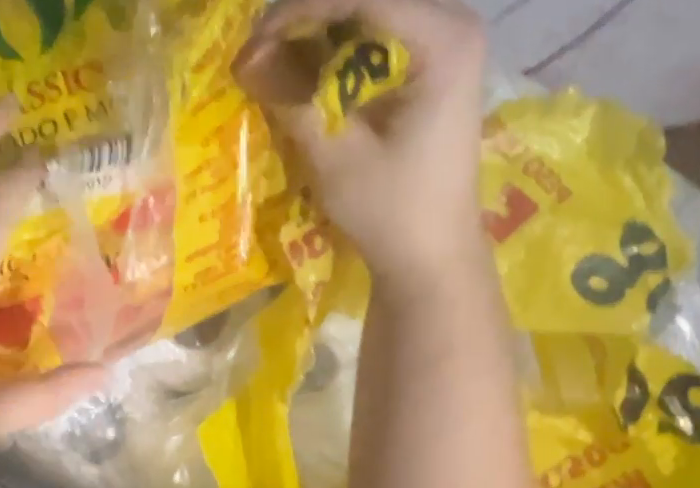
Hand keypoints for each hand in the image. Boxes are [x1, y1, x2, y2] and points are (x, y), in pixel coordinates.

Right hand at [234, 0, 489, 276]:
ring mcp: (445, 43)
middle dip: (307, 19)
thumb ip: (292, 101)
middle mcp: (453, 25)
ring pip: (368, 15)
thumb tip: (245, 60)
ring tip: (270, 64)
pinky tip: (302, 75)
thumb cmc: (389, 209)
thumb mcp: (334, 158)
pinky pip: (376, 39)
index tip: (252, 42)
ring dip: (316, 35)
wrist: (431, 251)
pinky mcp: (430, 65)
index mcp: (444, 40)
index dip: (302, 11)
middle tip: (255, 55)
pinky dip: (334, 52)